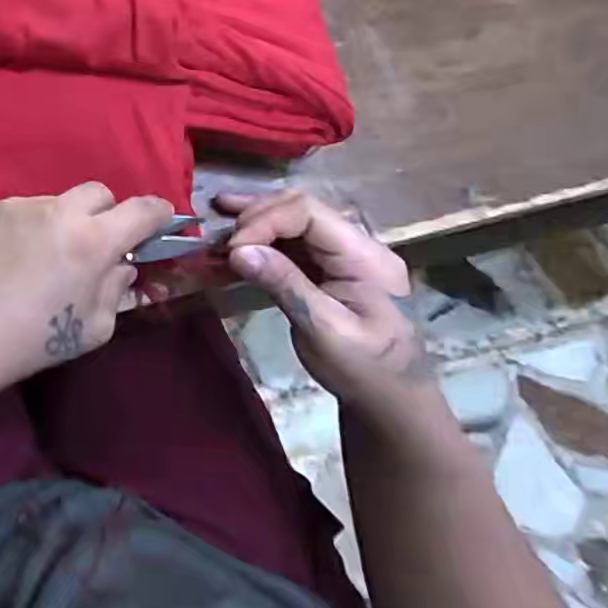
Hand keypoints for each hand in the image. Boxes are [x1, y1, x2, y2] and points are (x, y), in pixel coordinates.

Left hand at [0, 182, 177, 409]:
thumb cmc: (37, 339)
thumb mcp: (96, 325)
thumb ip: (116, 287)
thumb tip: (120, 264)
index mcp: (93, 240)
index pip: (141, 209)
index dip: (158, 213)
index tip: (160, 221)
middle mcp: (58, 211)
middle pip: (98, 192)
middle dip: (107, 213)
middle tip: (96, 243)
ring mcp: (20, 205)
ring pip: (57, 202)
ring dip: (63, 221)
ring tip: (44, 257)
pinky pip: (24, 209)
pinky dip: (30, 226)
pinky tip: (14, 256)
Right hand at [218, 191, 437, 424]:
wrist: (390, 400)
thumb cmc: (364, 369)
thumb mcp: (324, 331)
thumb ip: (285, 285)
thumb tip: (238, 250)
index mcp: (365, 257)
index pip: (308, 213)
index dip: (264, 221)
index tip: (233, 248)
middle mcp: (355, 245)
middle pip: (299, 207)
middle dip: (255, 214)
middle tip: (221, 237)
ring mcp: (340, 254)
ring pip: (291, 217)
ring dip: (253, 218)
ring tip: (217, 214)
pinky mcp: (324, 266)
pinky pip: (288, 239)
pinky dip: (258, 236)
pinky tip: (233, 238)